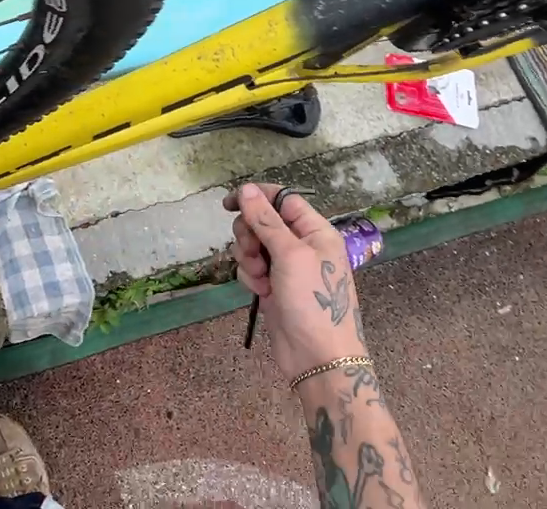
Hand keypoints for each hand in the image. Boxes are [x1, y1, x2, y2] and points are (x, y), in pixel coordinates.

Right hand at [226, 183, 365, 381]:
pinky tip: (261, 292)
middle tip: (252, 251)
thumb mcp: (289, 255)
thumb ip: (265, 220)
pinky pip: (252, 268)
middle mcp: (302, 245)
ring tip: (260, 278)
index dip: (256, 197)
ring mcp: (287, 267)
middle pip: (262, 221)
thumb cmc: (312, 302)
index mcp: (315, 231)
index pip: (282, 199)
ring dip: (249, 258)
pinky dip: (251, 277)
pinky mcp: (274, 286)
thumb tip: (246, 188)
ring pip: (253, 245)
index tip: (229, 203)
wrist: (317, 358)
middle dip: (250, 234)